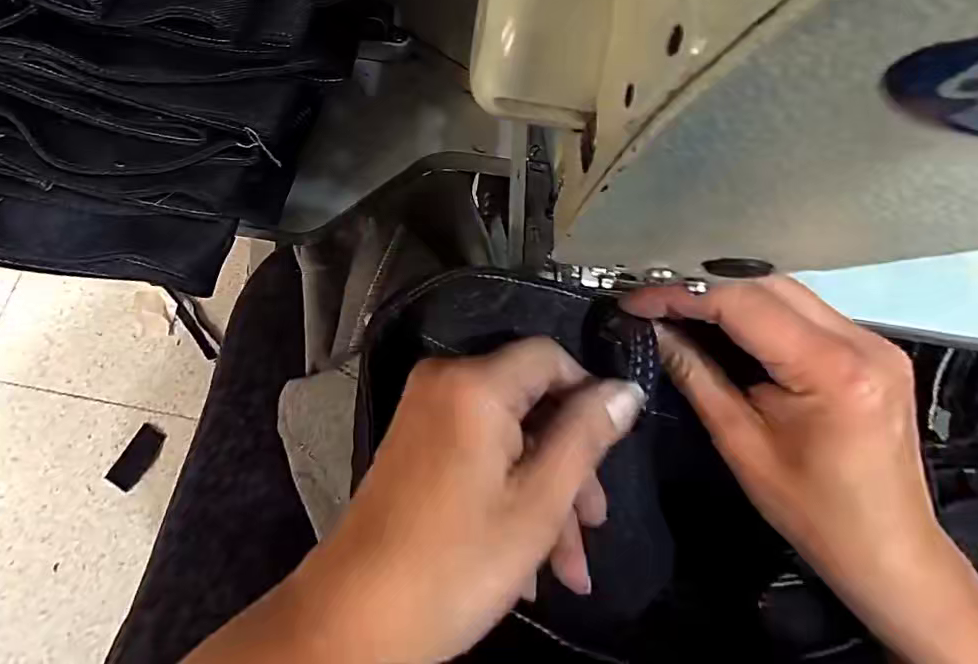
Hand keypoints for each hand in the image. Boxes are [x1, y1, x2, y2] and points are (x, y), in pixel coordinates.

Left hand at [190, 337, 644, 663]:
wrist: (352, 621)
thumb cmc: (455, 564)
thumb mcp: (538, 503)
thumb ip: (586, 436)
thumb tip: (626, 390)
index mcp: (475, 383)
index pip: (549, 356)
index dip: (588, 394)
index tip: (612, 450)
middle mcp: (446, 380)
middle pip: (530, 400)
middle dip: (569, 463)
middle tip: (594, 525)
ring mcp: (425, 409)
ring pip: (507, 433)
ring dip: (543, 491)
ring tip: (568, 566)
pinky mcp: (415, 440)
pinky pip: (477, 448)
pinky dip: (507, 490)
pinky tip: (529, 562)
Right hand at [622, 276, 977, 663]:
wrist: (894, 556)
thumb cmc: (814, 512)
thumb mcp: (741, 444)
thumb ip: (695, 374)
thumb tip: (654, 328)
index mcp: (832, 368)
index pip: (743, 302)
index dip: (683, 293)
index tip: (636, 299)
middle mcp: (861, 340)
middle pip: (765, 283)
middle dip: (702, 285)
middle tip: (652, 297)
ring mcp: (873, 339)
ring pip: (784, 288)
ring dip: (729, 291)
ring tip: (679, 303)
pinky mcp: (872, 346)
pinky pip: (803, 308)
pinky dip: (758, 307)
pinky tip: (725, 318)